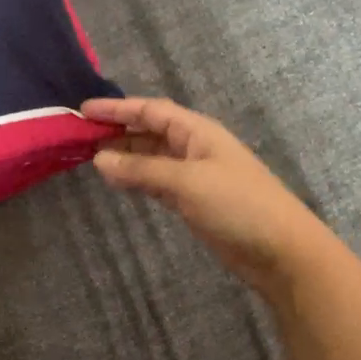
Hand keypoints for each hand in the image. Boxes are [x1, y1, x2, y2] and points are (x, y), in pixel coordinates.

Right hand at [82, 97, 334, 290]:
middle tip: (79, 136)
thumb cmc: (238, 205)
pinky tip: (117, 181)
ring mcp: (195, 175)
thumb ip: (142, 169)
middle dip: (117, 131)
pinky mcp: (195, 201)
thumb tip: (99, 158)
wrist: (281, 251)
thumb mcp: (186, 182)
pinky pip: (158, 181)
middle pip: (149, 131)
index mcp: (197, 131)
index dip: (117, 108)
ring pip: (152, 157)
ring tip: (90, 158)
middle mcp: (195, 147)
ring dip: (124, 156)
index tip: (83, 110)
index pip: (150, 111)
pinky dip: (137, 178)